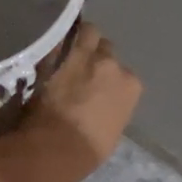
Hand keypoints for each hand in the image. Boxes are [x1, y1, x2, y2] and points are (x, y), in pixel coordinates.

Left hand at [0, 24, 141, 181]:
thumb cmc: (88, 149)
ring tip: (68, 46)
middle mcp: (110, 63)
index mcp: (131, 84)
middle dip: (96, 54)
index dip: (108, 76)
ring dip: (79, 38)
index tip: (98, 83)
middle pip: (106, 48)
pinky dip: (57, 41)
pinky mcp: (55, 54)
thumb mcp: (112, 128)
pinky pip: (59, 38)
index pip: (122, 71)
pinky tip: (51, 45)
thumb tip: (101, 100)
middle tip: (81, 64)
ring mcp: (83, 55)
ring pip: (87, 31)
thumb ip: (112, 105)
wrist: (56, 145)